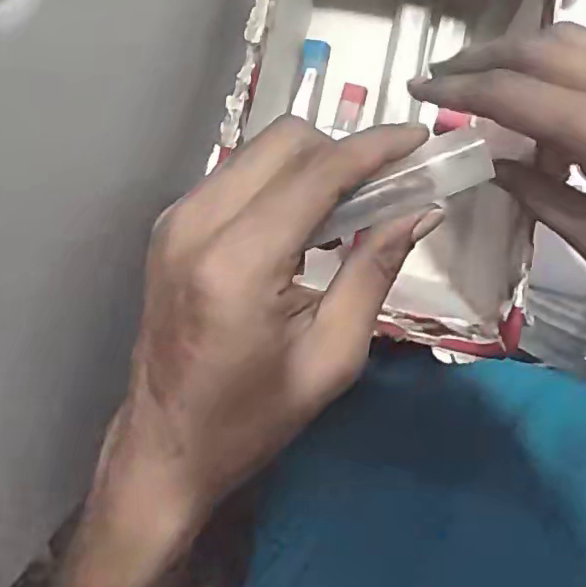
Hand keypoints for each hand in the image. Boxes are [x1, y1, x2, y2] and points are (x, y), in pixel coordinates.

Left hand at [92, 118, 439, 526]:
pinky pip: (242, 172)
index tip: (418, 138)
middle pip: (286, 140)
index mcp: (237, 263)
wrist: (164, 449)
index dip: (375, 147)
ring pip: (262, 149)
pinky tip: (305, 225)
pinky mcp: (173, 224)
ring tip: (347, 212)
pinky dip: (284, 181)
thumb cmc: (253, 416)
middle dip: (343, 151)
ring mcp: (177, 218)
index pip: (318, 173)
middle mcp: (197, 223)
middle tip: (382, 189)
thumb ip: (376, 271)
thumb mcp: (333, 355)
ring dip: (314, 165)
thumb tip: (421, 210)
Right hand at [409, 26, 585, 353]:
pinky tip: (560, 92)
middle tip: (444, 77)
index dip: (457, 88)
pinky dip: (567, 60)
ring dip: (524, 50)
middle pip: (537, 46)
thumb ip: (551, 201)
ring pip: (575, 38)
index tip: (418, 90)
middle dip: (482, 56)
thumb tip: (500, 165)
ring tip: (492, 77)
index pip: (510, 90)